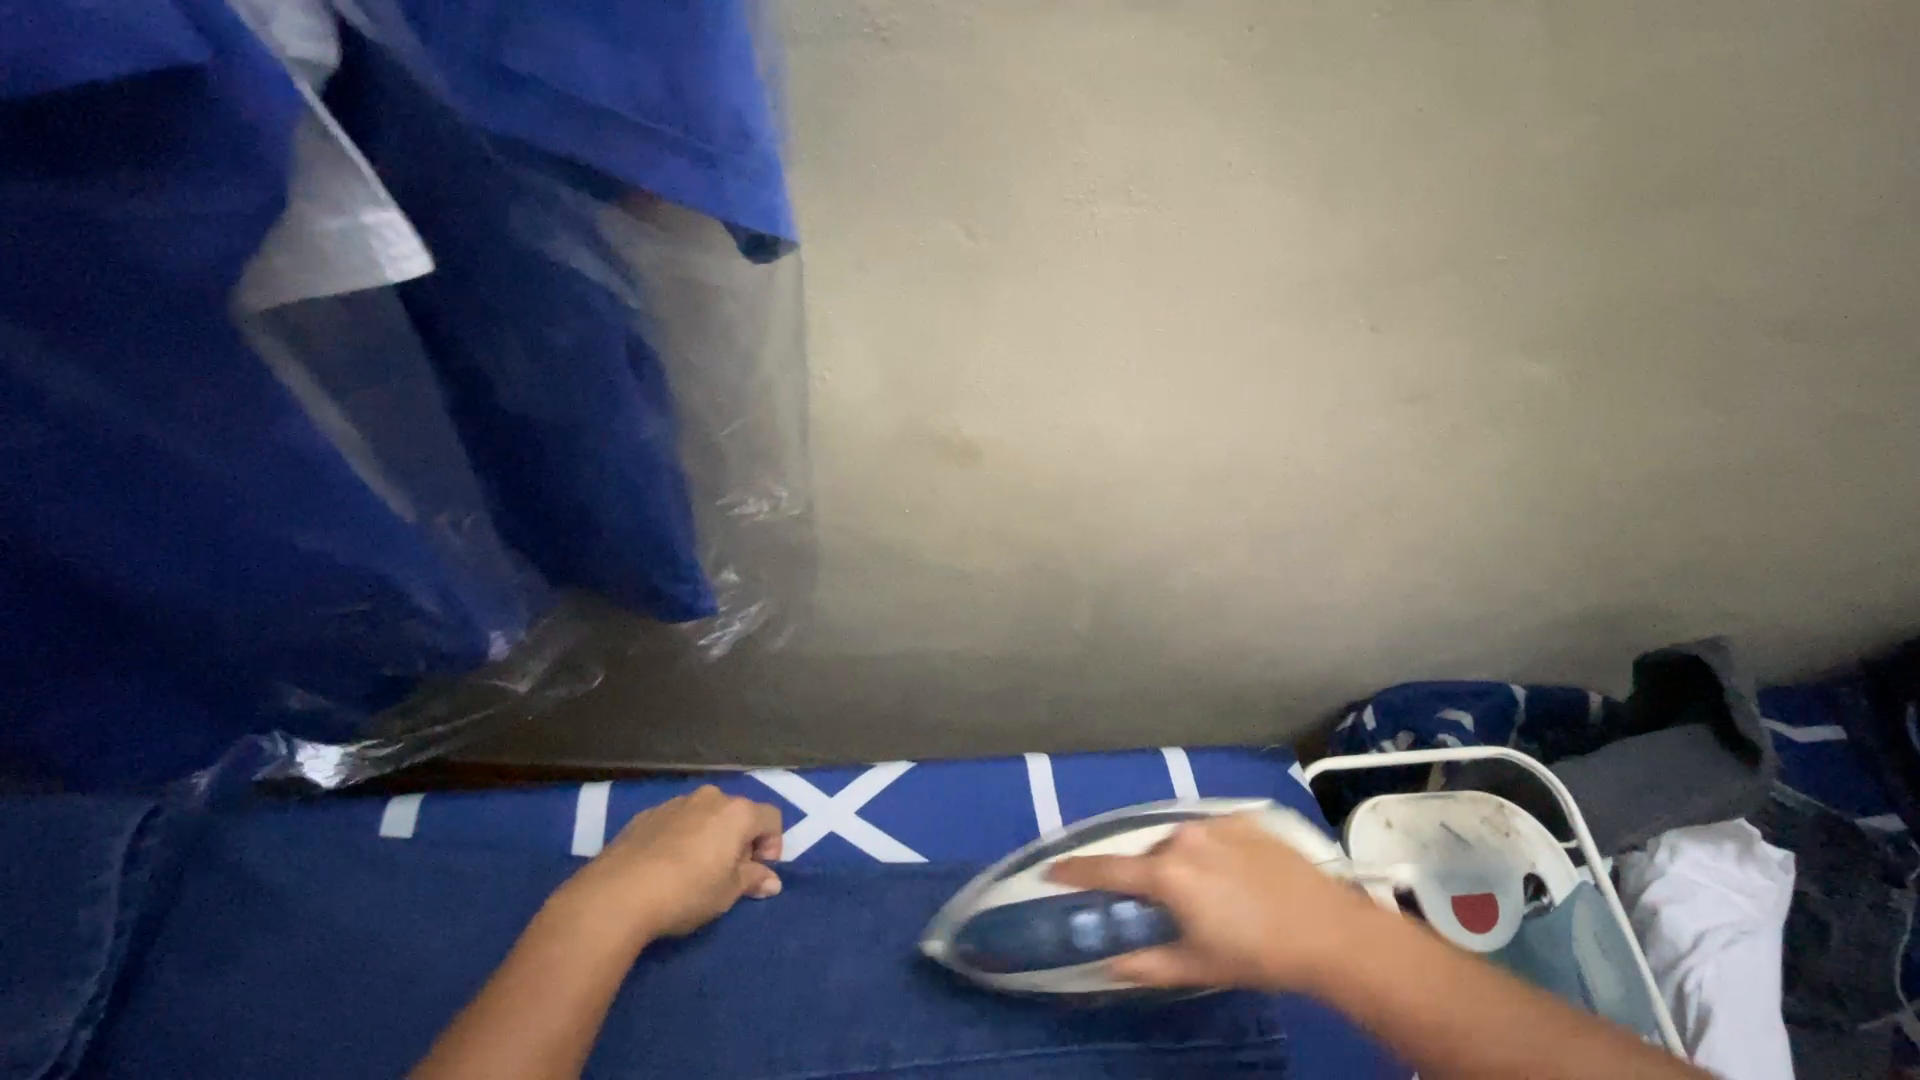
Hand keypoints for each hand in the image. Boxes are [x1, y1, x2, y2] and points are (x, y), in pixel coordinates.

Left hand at [550, 786, 783, 947]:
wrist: (617, 894)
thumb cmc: (686, 892)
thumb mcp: (727, 893)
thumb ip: (753, 880)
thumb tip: (773, 881)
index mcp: (737, 813)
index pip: (772, 819)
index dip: (773, 845)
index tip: (758, 873)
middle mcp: (710, 798)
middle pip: (738, 814)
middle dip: (740, 841)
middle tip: (729, 874)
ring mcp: (675, 803)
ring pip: (705, 815)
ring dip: (709, 837)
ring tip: (694, 871)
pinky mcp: (645, 815)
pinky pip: (676, 822)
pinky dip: (680, 838)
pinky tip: (665, 867)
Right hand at [1048, 813, 1383, 992]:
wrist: (1329, 930)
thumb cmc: (1257, 953)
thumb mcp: (1198, 965)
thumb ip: (1147, 962)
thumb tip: (1109, 961)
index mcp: (1167, 874)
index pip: (1106, 870)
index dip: (1074, 871)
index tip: (1050, 869)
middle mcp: (1183, 838)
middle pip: (1147, 857)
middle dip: (1144, 879)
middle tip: (1157, 906)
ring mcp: (1216, 825)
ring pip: (1179, 842)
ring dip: (1177, 863)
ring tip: (1202, 893)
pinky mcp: (1245, 820)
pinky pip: (1211, 833)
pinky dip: (1208, 850)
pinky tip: (1230, 875)